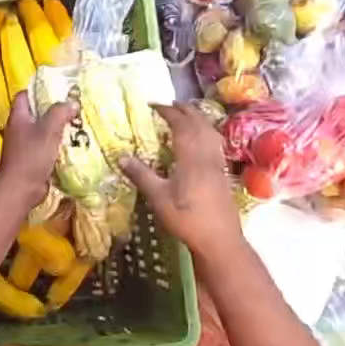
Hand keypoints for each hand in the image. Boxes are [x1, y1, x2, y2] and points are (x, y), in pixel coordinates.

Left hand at [0, 92, 75, 207]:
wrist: (21, 190)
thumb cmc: (31, 156)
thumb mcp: (48, 130)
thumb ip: (60, 112)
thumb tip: (72, 102)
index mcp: (18, 117)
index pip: (25, 94)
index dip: (39, 88)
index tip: (59, 88)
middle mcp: (19, 128)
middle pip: (37, 112)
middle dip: (54, 108)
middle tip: (74, 105)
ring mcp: (25, 145)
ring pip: (44, 130)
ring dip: (59, 127)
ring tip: (78, 122)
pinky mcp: (33, 159)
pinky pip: (48, 146)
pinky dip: (59, 144)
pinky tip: (74, 143)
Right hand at [119, 103, 242, 251]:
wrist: (220, 241)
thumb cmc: (187, 220)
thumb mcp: (159, 199)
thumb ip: (141, 176)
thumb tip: (121, 156)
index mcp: (191, 158)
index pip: (181, 126)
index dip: (168, 112)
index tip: (154, 105)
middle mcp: (207, 155)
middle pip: (199, 124)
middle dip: (184, 110)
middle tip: (170, 104)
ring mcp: (218, 164)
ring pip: (210, 132)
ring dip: (198, 118)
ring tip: (186, 114)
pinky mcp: (223, 173)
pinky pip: (215, 142)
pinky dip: (206, 132)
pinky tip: (201, 139)